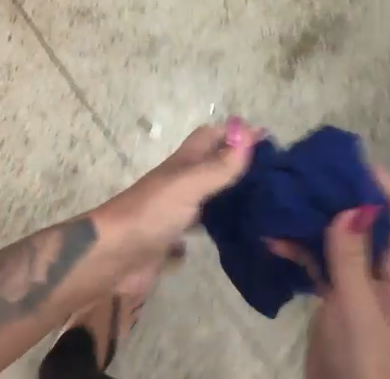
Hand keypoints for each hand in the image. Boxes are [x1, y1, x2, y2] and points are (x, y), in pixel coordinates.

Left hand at [93, 117, 265, 260]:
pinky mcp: (172, 240)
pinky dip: (218, 230)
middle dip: (238, 165)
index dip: (235, 133)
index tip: (268, 138)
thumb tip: (248, 132)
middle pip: (210, 166)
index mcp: (181, 165)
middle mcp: (179, 184)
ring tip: (266, 205)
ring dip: (230, 197)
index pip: (210, 137)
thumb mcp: (188, 185)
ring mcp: (174, 212)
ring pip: (207, 197)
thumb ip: (218, 165)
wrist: (115, 257)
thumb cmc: (151, 213)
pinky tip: (237, 238)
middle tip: (275, 177)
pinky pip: (200, 230)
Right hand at [267, 166, 389, 378]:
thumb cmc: (365, 364)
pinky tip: (270, 236)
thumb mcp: (358, 310)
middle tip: (306, 166)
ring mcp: (361, 284)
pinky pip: (319, 259)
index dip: (380, 184)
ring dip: (314, 216)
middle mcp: (388, 273)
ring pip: (340, 236)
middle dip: (340, 193)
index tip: (346, 156)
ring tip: (284, 191)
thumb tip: (351, 205)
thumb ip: (351, 257)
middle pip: (369, 220)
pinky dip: (297, 246)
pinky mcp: (337, 295)